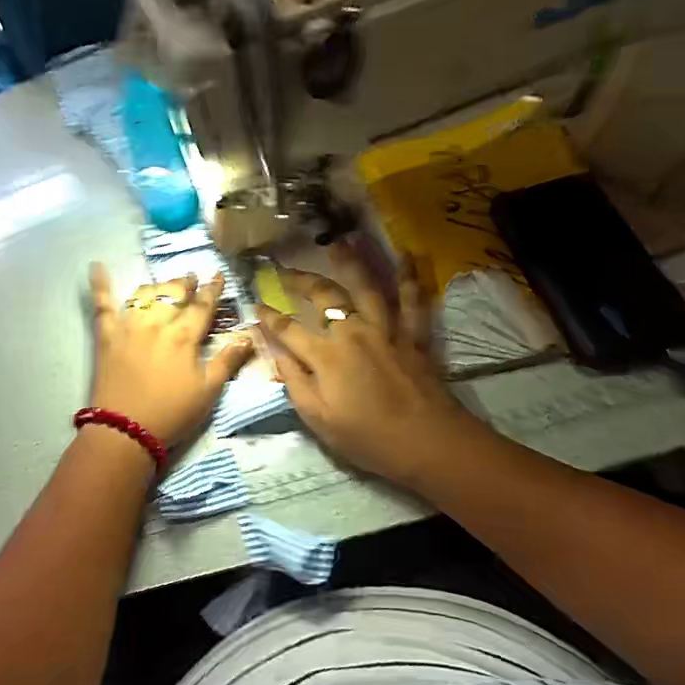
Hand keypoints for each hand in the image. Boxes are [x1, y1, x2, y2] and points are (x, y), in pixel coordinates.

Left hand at [87, 263, 254, 446]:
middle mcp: (157, 323)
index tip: (218, 276)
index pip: (202, 305)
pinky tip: (97, 266)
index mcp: (184, 336)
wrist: (125, 430)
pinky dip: (100, 285)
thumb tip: (248, 336)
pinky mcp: (106, 336)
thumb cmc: (172, 413)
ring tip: (163, 284)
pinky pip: (102, 304)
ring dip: (157, 285)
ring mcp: (128, 327)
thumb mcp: (208, 391)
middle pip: (173, 293)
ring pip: (144, 294)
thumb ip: (227, 360)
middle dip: (184, 283)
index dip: (213, 289)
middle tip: (191, 278)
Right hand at [258, 250, 481, 486]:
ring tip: (340, 243)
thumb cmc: (367, 438)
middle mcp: (353, 333)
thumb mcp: (319, 420)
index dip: (270, 318)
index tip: (257, 305)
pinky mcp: (414, 336)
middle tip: (286, 270)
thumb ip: (296, 384)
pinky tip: (407, 256)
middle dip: (302, 280)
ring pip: (367, 287)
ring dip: (352, 263)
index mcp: (325, 357)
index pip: (289, 330)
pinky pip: (412, 301)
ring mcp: (386, 331)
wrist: (427, 441)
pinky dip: (410, 278)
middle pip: (325, 297)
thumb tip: (277, 356)